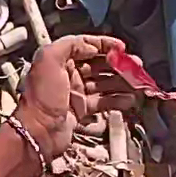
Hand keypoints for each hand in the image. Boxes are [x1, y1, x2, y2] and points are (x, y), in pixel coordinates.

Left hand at [16, 34, 134, 160]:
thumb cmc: (41, 97)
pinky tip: (129, 99)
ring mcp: (75, 92)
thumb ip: (70, 45)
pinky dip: (116, 100)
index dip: (105, 45)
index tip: (121, 47)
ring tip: (137, 84)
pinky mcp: (80, 109)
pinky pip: (103, 101)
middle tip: (135, 66)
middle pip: (99, 64)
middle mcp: (67, 74)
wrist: (38, 131)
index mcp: (59, 60)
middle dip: (118, 64)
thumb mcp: (49, 60)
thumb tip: (91, 45)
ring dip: (121, 82)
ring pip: (103, 83)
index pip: (86, 46)